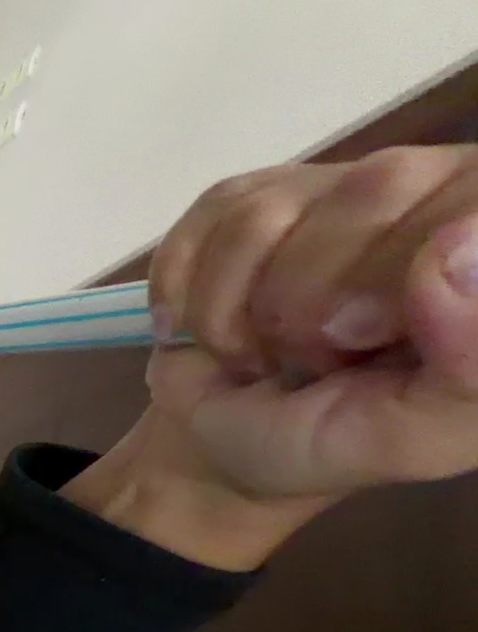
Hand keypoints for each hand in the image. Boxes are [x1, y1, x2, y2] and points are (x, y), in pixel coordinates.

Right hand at [146, 145, 477, 499]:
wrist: (216, 443)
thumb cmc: (324, 445)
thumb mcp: (413, 435)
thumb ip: (471, 362)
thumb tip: (460, 246)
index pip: (473, 199)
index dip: (403, 266)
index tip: (362, 339)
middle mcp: (433, 194)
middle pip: (372, 186)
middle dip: (306, 299)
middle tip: (310, 358)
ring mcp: (327, 192)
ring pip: (264, 214)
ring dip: (231, 309)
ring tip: (254, 351)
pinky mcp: (237, 204)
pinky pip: (200, 224)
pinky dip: (183, 292)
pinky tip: (200, 327)